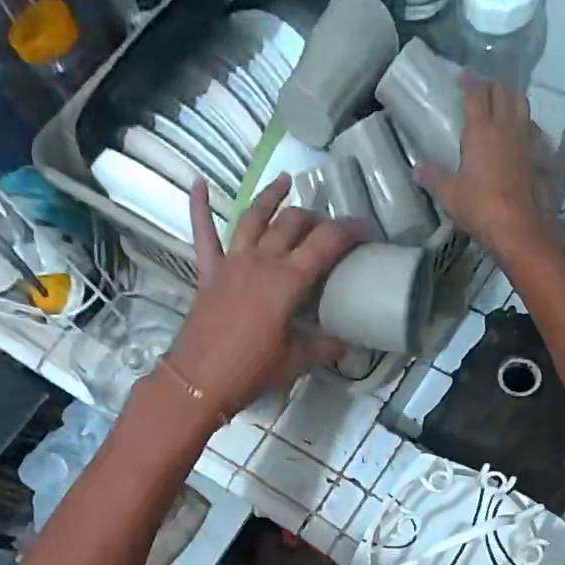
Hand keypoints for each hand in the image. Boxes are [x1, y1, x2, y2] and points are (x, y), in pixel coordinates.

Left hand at [165, 175, 361, 418]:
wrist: (199, 382)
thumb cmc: (251, 371)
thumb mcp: (296, 361)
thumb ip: (324, 346)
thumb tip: (346, 342)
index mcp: (288, 280)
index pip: (327, 242)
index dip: (350, 230)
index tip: (365, 230)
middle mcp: (261, 260)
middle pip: (292, 222)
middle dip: (315, 218)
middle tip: (327, 227)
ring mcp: (231, 262)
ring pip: (254, 217)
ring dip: (271, 197)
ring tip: (285, 182)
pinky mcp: (208, 273)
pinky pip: (203, 234)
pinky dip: (200, 208)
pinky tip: (199, 184)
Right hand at [415, 73, 555, 254]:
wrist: (515, 224)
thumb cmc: (478, 205)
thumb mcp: (449, 193)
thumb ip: (434, 177)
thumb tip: (417, 169)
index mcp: (481, 130)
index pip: (476, 94)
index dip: (469, 82)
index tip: (463, 76)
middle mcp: (505, 126)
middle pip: (503, 91)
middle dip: (492, 84)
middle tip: (482, 86)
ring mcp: (524, 138)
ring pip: (521, 103)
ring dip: (511, 96)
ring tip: (502, 100)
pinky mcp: (535, 153)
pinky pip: (531, 126)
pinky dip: (524, 120)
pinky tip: (520, 129)